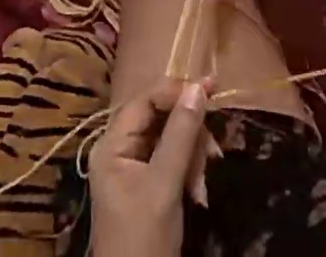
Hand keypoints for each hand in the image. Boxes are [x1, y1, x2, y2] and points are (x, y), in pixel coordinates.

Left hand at [90, 80, 209, 256]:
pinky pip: (175, 156)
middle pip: (161, 115)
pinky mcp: (149, 180)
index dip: (177, 90)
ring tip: (202, 184)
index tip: (212, 88)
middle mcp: (120, 147)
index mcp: (112, 144)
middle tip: (213, 150)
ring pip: (173, 135)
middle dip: (190, 131)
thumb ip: (181, 133)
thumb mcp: (164, 184)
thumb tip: (200, 85)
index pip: (146, 98)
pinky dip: (190, 169)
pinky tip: (198, 192)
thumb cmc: (143, 239)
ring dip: (194, 154)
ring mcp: (134, 164)